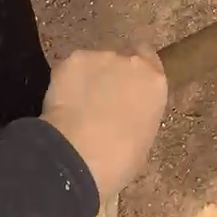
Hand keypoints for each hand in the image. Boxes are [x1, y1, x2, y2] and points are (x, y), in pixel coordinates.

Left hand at [40, 49, 167, 201]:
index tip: (126, 84)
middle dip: (110, 74)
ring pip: (93, 63)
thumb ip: (138, 116)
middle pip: (120, 57)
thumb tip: (126, 116)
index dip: (135, 70)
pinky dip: (67, 82)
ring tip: (76, 106)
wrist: (80, 154)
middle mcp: (130, 61)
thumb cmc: (120, 160)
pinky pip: (71, 69)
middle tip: (99, 99)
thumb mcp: (143, 140)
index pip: (148, 58)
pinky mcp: (73, 60)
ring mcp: (101, 57)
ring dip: (88, 78)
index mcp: (154, 82)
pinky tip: (62, 104)